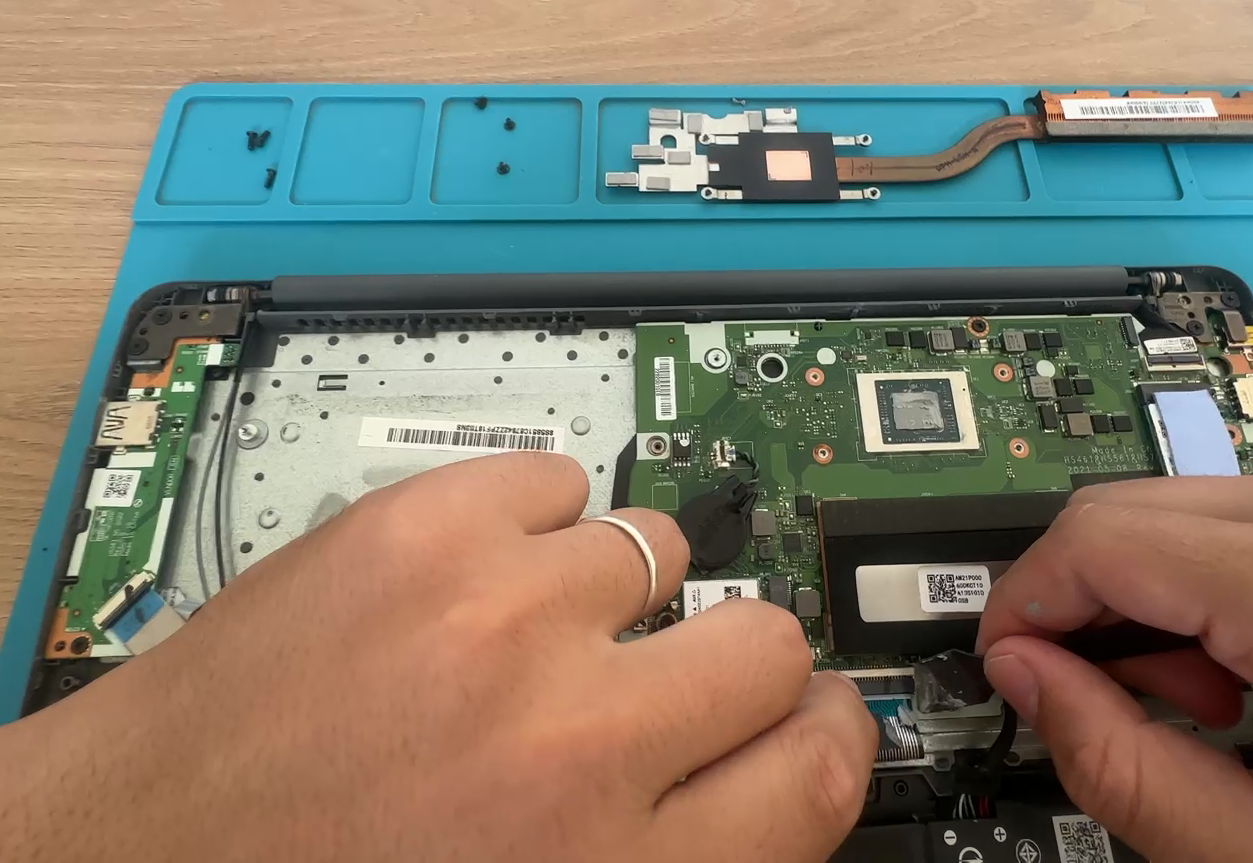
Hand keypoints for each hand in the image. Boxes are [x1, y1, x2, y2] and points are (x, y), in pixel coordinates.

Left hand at [0, 453, 875, 862]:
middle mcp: (572, 737)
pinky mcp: (424, 525)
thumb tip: (759, 772)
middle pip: (761, 641)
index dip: (827, 733)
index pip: (813, 773)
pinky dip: (538, 522)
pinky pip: (556, 479)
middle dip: (734, 655)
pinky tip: (474, 574)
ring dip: (614, 590)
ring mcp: (497, 611)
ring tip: (532, 628)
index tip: (808, 714)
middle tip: (669, 670)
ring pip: (655, 545)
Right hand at [976, 460, 1252, 862]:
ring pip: (1181, 511)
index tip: (1009, 668)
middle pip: (1127, 511)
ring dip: (1150, 597)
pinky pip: (1251, 519)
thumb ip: (1127, 771)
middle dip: (1082, 603)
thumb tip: (1027, 679)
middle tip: (1110, 706)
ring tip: (1210, 705)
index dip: (1023, 601)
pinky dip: (1215, 585)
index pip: (1095, 540)